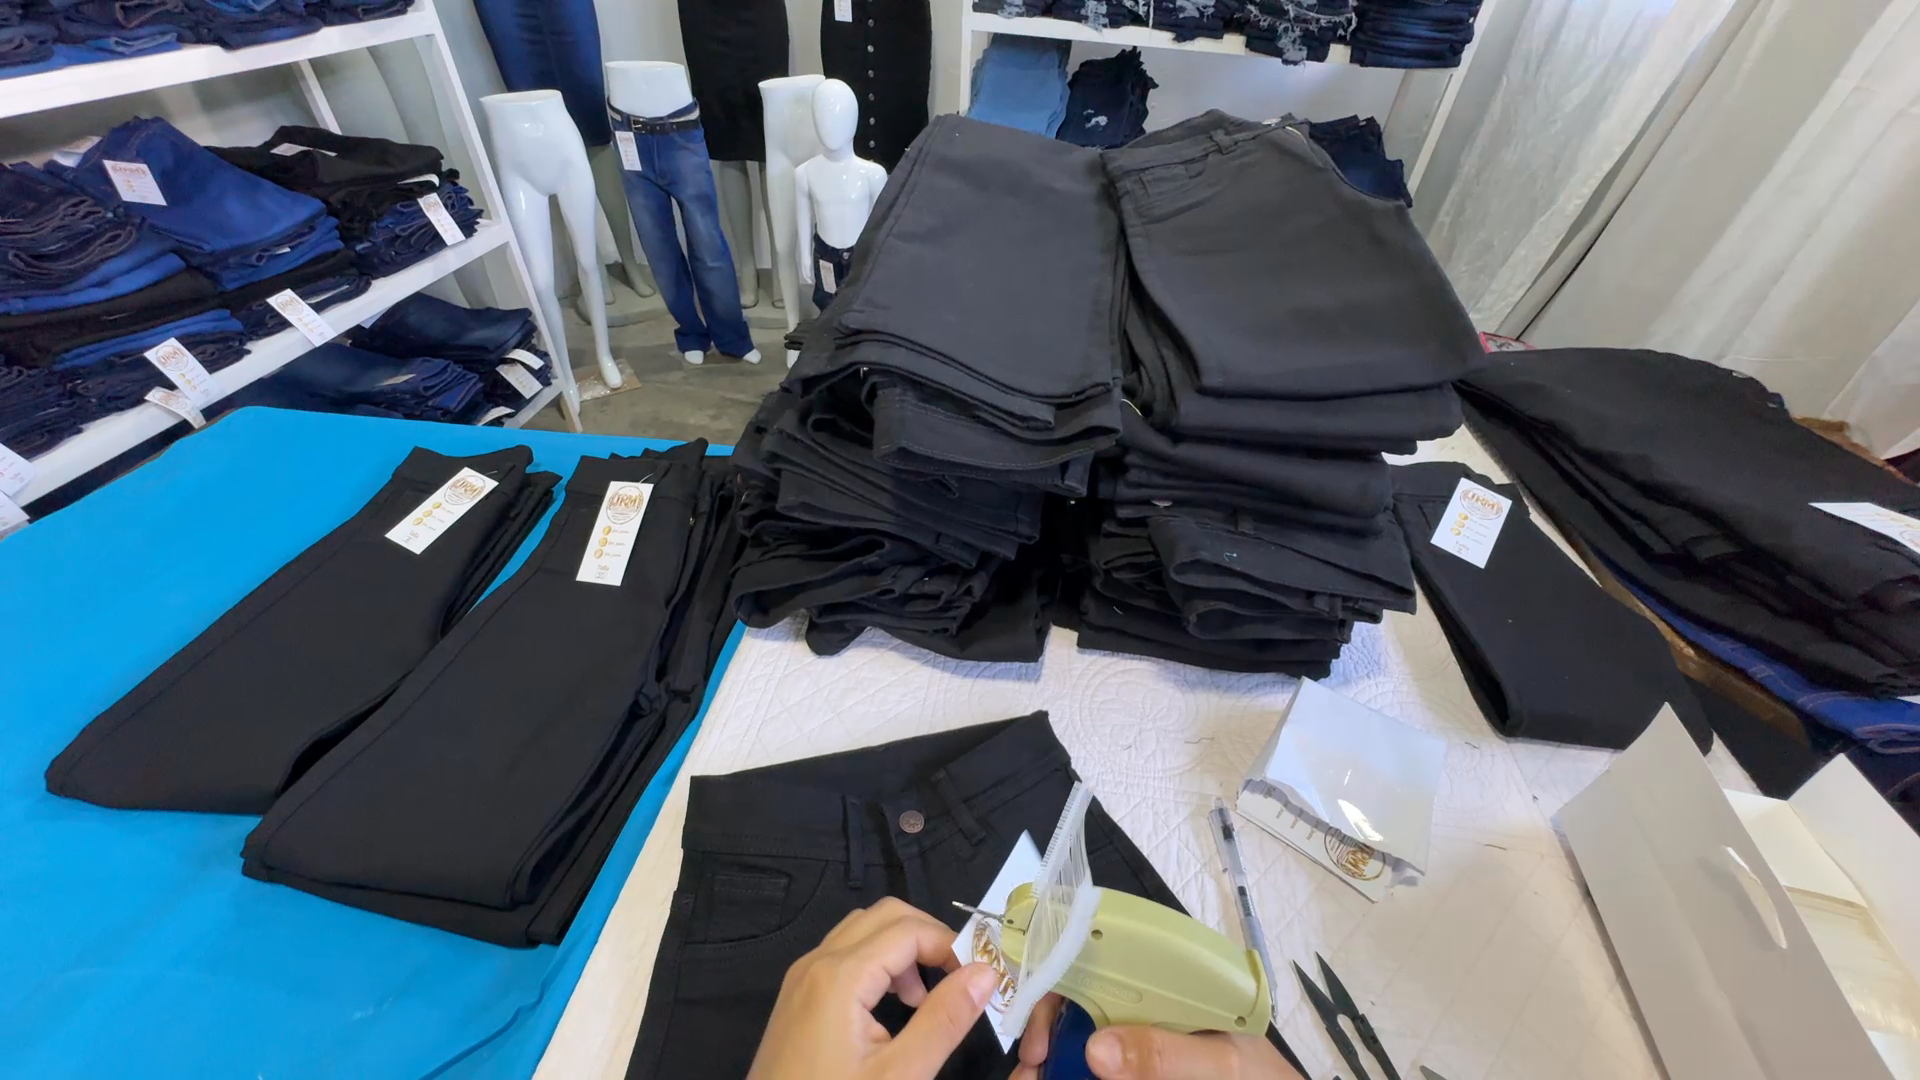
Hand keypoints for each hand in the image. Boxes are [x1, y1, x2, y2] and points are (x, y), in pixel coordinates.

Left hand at [746, 897, 998, 1079]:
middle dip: (927, 936)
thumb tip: (985, 971)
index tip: (979, 976)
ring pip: (863, 930)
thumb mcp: (899, 1077)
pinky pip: (844, 954)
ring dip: (902, 948)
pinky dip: (876, 962)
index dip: (950, 944)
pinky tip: (890, 1007)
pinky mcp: (797, 997)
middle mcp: (817, 961)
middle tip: (955, 978)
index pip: (909, 928)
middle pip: (885, 915)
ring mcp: (802, 977)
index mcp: (841, 974)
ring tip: (923, 998)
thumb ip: (944, 1020)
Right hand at [1013, 994, 1302, 1079]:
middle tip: (1030, 1063)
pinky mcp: (1141, 1064)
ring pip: (1083, 1036)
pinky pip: (1097, 1064)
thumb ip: (1165, 1055)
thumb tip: (1096, 1048)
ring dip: (1052, 1056)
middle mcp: (1150, 1002)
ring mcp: (1144, 1038)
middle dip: (1047, 1026)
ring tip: (1029, 1078)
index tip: (1040, 1015)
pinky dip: (1069, 1070)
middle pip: (1082, 997)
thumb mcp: (1223, 1066)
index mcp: (1169, 980)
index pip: (1104, 955)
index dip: (1062, 975)